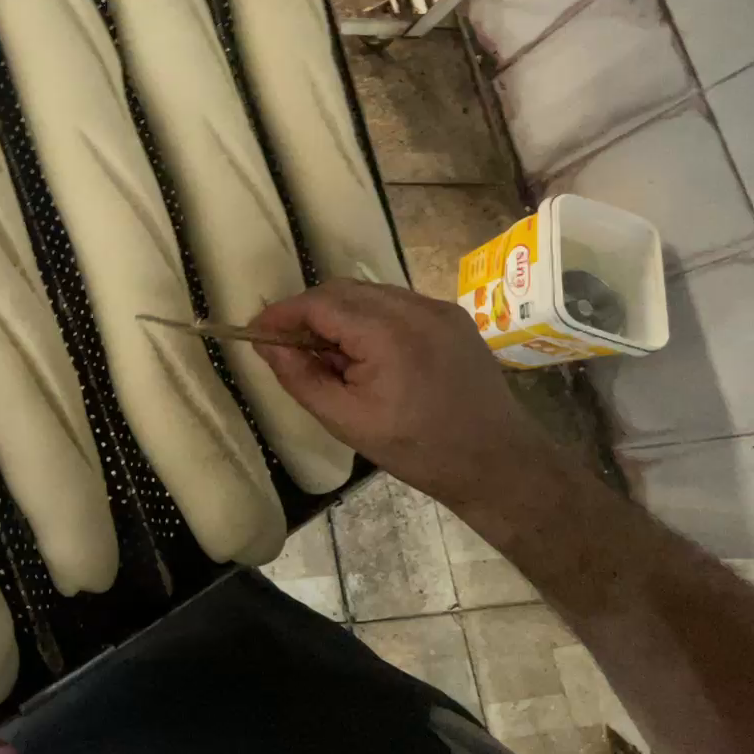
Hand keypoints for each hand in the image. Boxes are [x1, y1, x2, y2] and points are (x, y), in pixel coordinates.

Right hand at [251, 280, 566, 510]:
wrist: (498, 463)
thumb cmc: (416, 449)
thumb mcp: (344, 420)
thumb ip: (300, 376)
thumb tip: (266, 343)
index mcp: (387, 334)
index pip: (318, 304)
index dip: (281, 314)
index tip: (254, 331)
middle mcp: (414, 308)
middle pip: (341, 290)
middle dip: (306, 312)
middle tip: (286, 346)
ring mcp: (437, 308)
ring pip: (367, 292)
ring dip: (337, 313)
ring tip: (328, 354)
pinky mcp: (451, 315)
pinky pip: (394, 302)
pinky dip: (367, 317)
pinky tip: (366, 352)